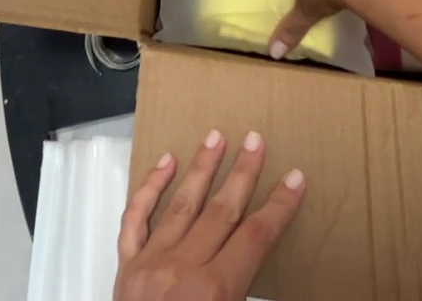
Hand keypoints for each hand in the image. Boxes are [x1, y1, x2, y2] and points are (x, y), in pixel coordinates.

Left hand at [116, 129, 304, 300]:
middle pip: (221, 211)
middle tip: (255, 138)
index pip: (256, 238)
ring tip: (216, 136)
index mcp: (215, 292)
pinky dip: (150, 188)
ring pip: (182, 204)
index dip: (279, 207)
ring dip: (202, 168)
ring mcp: (150, 264)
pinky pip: (136, 218)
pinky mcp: (125, 268)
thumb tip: (261, 263)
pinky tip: (164, 163)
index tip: (295, 178)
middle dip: (243, 173)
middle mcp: (182, 270)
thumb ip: (249, 295)